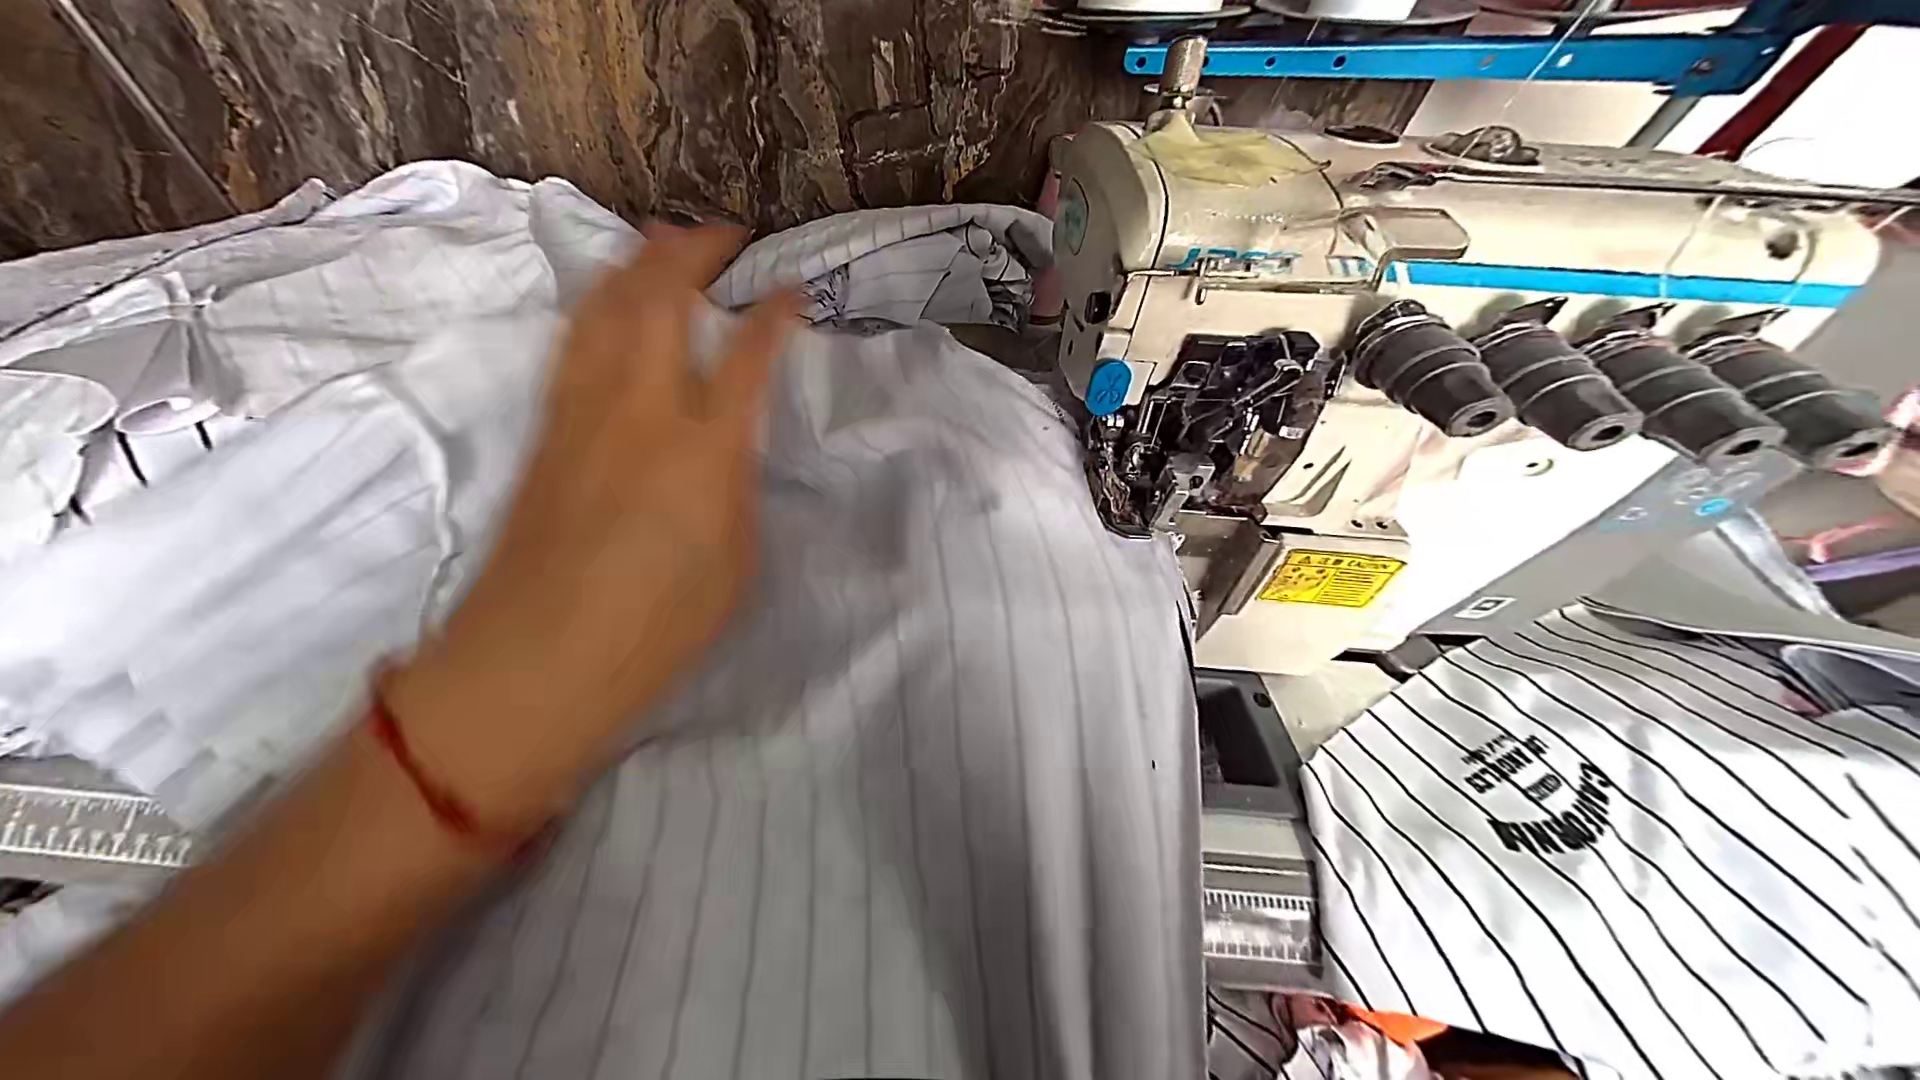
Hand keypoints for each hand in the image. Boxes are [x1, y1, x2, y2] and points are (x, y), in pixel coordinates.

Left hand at [386, 225, 799, 829]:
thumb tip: (731, 443)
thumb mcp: (734, 559)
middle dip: (695, 250)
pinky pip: (575, 340)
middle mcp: (638, 411)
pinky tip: (614, 304)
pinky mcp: (545, 429)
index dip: (775, 313)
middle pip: (660, 297)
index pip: (746, 355)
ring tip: (666, 243)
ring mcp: (581, 413)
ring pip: (605, 306)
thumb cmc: (658, 628)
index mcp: (702, 451)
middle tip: (726, 236)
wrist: (537, 662)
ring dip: (639, 263)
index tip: (794, 291)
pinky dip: (602, 303)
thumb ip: (736, 486)